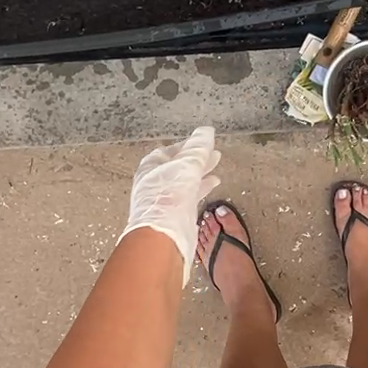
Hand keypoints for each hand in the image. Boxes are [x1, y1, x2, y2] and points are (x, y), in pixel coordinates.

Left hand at [119, 127, 220, 284]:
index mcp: (151, 167)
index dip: (187, 145)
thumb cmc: (169, 197)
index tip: (202, 141)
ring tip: (216, 165)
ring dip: (201, 172)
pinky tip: (214, 184)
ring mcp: (165, 200)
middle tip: (212, 152)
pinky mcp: (176, 214)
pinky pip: (191, 195)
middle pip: (178, 166)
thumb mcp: (187, 164)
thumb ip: (198, 148)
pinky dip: (202, 187)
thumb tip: (206, 131)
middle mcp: (155, 183)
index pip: (169, 150)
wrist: (164, 235)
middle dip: (196, 158)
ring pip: (186, 181)